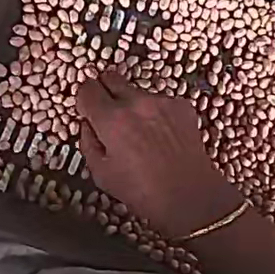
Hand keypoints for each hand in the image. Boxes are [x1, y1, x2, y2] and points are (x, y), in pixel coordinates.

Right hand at [75, 72, 243, 238]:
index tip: (88, 110)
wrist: (189, 195)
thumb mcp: (102, 174)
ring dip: (134, 106)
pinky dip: (157, 114)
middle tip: (110, 115)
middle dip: (106, 92)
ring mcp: (162, 102)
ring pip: (138, 92)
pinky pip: (161, 102)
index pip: (87, 89)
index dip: (85, 100)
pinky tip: (162, 138)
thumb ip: (88, 142)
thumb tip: (88, 125)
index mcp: (112, 120)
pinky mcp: (182, 106)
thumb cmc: (143, 191)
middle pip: (111, 78)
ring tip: (142, 137)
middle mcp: (137, 102)